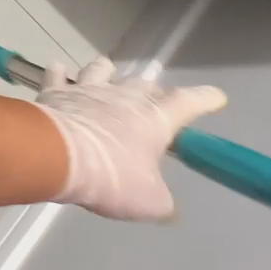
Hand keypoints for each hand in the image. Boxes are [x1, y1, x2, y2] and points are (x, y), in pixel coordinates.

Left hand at [34, 57, 227, 221]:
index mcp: (153, 118)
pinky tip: (57, 69)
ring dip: (105, 71)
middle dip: (151, 90)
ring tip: (107, 73)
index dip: (201, 99)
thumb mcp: (151, 201)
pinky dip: (58, 72)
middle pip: (141, 84)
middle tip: (152, 98)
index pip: (185, 103)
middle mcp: (121, 96)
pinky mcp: (55, 91)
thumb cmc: (114, 177)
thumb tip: (161, 199)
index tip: (214, 95)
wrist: (59, 155)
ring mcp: (85, 89)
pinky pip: (56, 74)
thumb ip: (160, 196)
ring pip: (100, 69)